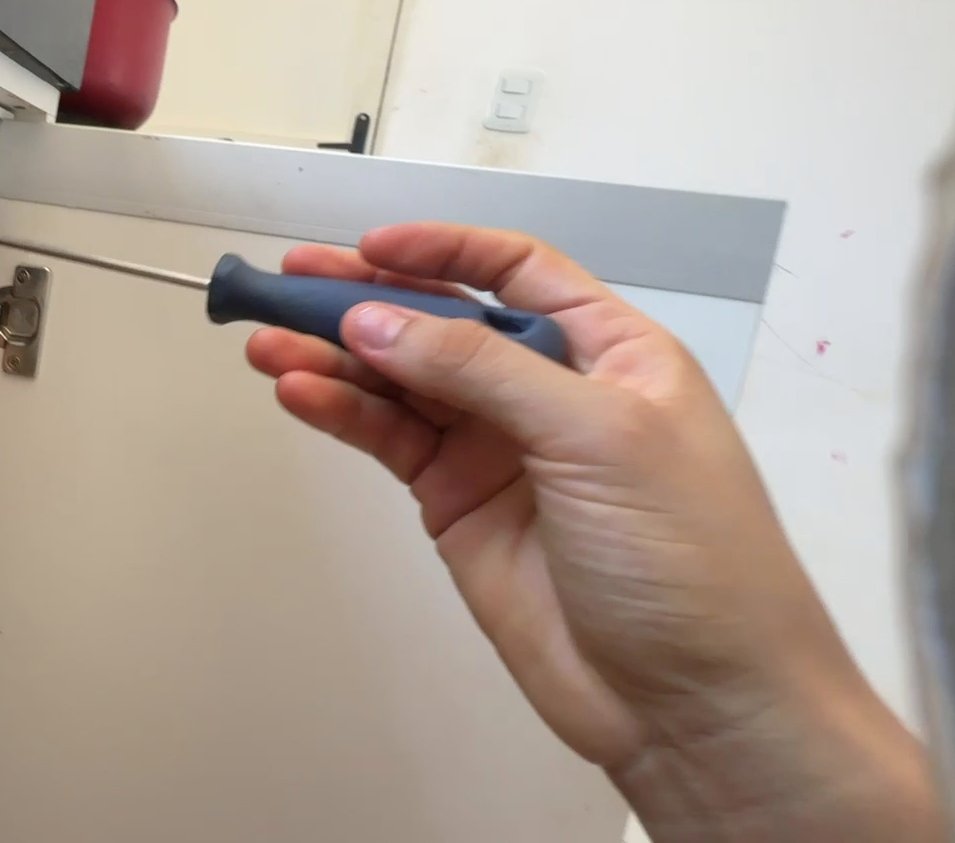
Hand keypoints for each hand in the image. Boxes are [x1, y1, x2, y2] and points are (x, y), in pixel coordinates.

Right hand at [246, 223, 939, 840]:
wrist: (685, 707)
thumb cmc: (687, 559)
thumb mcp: (595, 436)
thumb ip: (475, 368)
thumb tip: (370, 322)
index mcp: (603, 351)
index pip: (511, 271)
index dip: (439, 249)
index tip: (367, 247)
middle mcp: (538, 386)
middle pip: (432, 321)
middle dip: (360, 299)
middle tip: (289, 284)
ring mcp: (486, 440)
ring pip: (393, 379)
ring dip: (329, 360)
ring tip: (267, 346)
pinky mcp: (445, 490)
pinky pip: (382, 434)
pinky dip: (337, 412)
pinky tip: (297, 394)